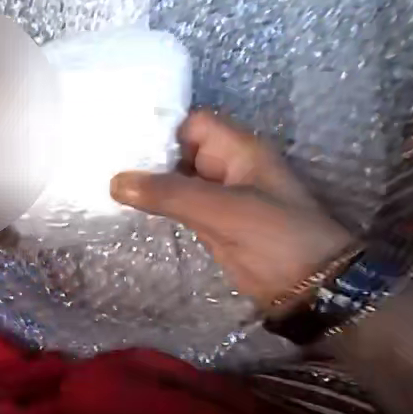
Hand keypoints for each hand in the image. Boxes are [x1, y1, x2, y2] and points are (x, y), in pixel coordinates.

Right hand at [109, 110, 355, 306]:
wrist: (308, 288)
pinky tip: (129, 208)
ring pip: (178, 179)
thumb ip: (169, 194)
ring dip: (149, 183)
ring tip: (107, 183)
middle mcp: (228, 168)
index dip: (160, 128)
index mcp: (239, 151)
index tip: (121, 140)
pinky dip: (158, 205)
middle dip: (147, 156)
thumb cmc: (275, 238)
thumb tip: (115, 182)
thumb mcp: (222, 210)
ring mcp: (220, 197)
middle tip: (103, 162)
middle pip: (181, 150)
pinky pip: (180, 205)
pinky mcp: (213, 223)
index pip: (193, 124)